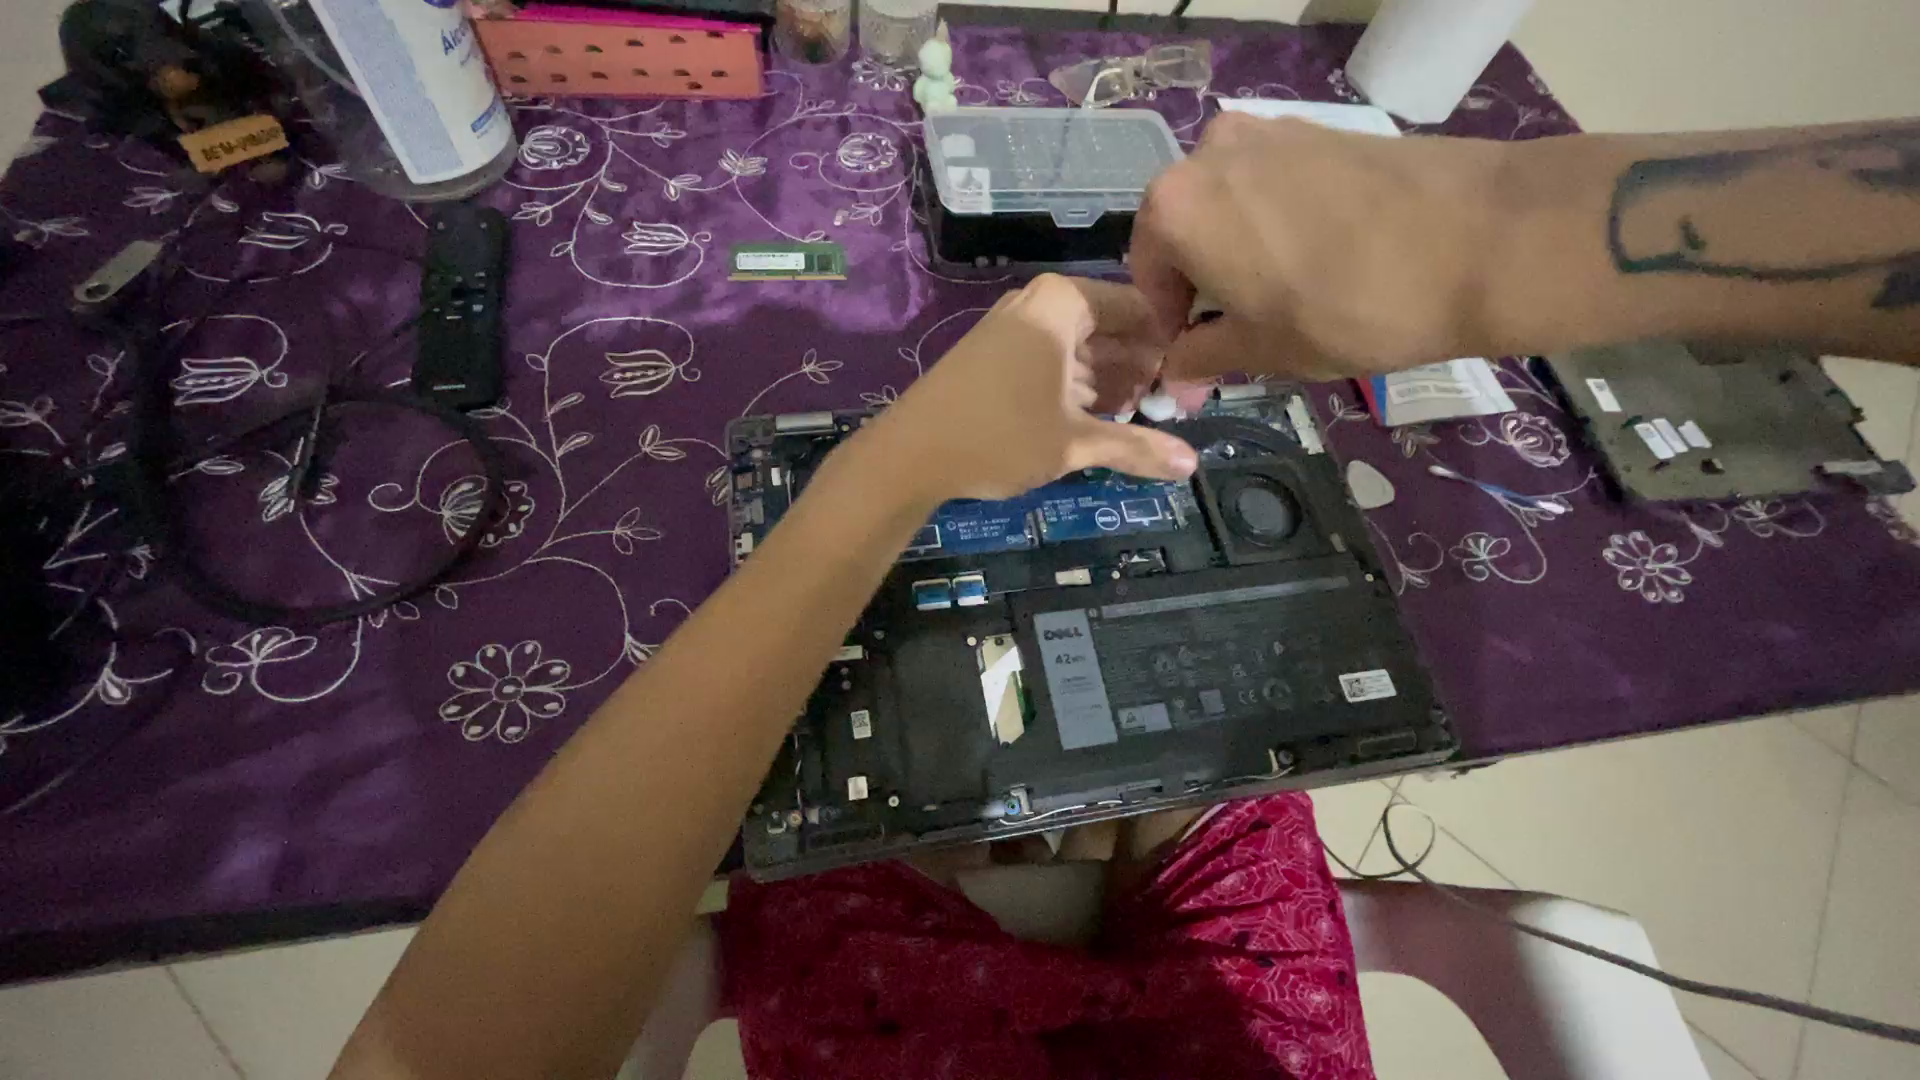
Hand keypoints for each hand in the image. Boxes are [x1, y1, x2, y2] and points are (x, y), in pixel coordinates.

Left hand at [868, 275, 1197, 501]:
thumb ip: (1136, 447)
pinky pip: (1050, 362)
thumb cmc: (999, 435)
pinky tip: (1089, 422)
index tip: (1190, 385)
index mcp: (1062, 303)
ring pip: (1079, 349)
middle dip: (1139, 369)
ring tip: (1132, 421)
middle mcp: (1038, 304)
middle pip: (1109, 328)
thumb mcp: (1074, 443)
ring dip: (1108, 383)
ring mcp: (1011, 329)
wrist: (909, 454)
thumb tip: (1192, 464)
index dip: (1169, 346)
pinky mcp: (993, 356)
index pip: (1140, 308)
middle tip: (1166, 410)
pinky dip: (1075, 387)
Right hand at [1130, 114, 1511, 384]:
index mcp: (1175, 207)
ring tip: (1278, 297)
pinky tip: (1313, 259)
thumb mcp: (1259, 350)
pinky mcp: (1319, 128)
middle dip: (1198, 286)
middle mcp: (1208, 154)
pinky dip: (1272, 224)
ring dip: (1234, 254)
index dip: (1168, 326)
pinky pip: (1269, 185)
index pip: (1146, 278)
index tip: (1193, 358)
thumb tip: (1171, 379)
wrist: (1485, 241)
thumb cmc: (1347, 308)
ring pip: (1225, 208)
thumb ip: (1198, 359)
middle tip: (1234, 330)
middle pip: (1181, 235)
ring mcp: (1268, 132)